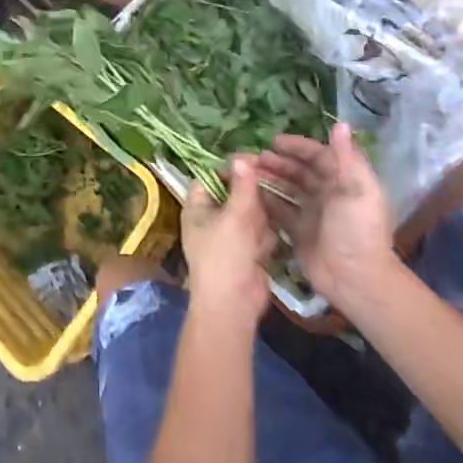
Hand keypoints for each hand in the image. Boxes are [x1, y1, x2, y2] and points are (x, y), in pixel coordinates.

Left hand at [181, 159, 275, 321]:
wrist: (233, 306)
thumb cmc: (225, 257)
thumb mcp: (235, 216)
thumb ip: (243, 186)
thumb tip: (243, 156)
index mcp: (198, 207)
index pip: (211, 175)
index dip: (230, 167)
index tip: (254, 162)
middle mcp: (212, 218)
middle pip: (235, 192)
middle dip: (251, 198)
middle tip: (262, 199)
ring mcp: (230, 235)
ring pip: (251, 211)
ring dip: (259, 220)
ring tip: (259, 232)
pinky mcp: (247, 249)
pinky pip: (260, 231)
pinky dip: (264, 238)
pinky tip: (264, 249)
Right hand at [256, 123, 399, 302]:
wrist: (356, 277)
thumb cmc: (358, 229)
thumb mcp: (357, 189)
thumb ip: (346, 156)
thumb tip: (341, 122)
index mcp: (344, 180)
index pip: (318, 156)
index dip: (297, 147)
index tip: (273, 141)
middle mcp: (328, 194)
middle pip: (300, 172)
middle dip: (278, 163)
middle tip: (254, 157)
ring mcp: (313, 214)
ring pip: (287, 190)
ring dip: (270, 180)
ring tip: (247, 173)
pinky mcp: (300, 234)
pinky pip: (280, 213)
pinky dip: (267, 203)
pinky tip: (249, 195)